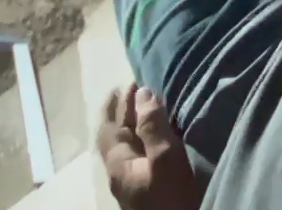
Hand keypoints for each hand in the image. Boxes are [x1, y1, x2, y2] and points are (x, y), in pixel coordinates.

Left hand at [98, 83, 202, 209]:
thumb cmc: (172, 200)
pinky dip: (142, 139)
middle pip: (115, 138)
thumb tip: (141, 93)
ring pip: (127, 148)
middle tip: (133, 91)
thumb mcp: (164, 159)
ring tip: (145, 109)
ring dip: (133, 126)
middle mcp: (120, 175)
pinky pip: (138, 157)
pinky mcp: (145, 193)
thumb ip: (152, 126)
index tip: (125, 83)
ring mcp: (132, 186)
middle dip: (122, 113)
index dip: (116, 104)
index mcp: (119, 165)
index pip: (110, 127)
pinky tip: (153, 139)